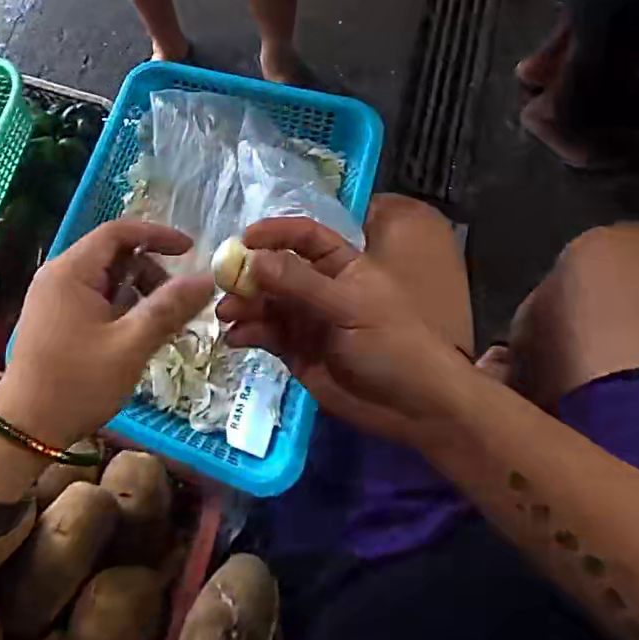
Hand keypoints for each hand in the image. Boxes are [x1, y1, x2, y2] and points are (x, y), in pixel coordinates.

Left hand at [0, 221, 217, 450]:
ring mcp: (52, 296)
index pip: (117, 231)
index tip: (190, 250)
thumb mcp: (131, 345)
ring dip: (136, 292)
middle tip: (175, 303)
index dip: (157, 235)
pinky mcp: (53, 317)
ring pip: (105, 278)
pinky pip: (94, 297)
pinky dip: (119, 307)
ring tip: (158, 326)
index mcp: (71, 271)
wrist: (25, 430)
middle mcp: (57, 275)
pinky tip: (134, 336)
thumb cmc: (77, 384)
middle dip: (149, 271)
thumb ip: (169, 308)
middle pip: (112, 254)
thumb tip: (206, 279)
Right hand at [218, 205, 475, 445]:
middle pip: (275, 271)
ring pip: (265, 304)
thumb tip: (254, 258)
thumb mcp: (348, 306)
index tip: (244, 238)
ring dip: (244, 305)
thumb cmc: (392, 343)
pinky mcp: (296, 351)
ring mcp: (305, 320)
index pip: (304, 237)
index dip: (276, 232)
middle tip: (224, 284)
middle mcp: (318, 289)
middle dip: (249, 275)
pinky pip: (265, 335)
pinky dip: (248, 334)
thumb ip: (300, 283)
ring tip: (227, 315)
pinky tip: (236, 339)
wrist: (414, 407)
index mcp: (341, 266)